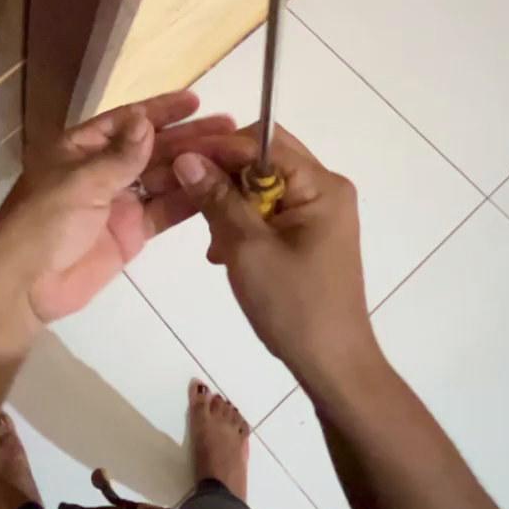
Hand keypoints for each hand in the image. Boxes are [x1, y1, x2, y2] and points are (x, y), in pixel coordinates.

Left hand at [0, 91, 235, 328]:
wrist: (25, 284)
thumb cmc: (43, 222)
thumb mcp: (79, 182)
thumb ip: (119, 156)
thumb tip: (146, 120)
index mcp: (81, 147)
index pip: (126, 121)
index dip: (160, 110)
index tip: (195, 100)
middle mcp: (102, 169)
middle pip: (151, 148)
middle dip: (188, 137)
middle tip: (231, 128)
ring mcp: (119, 201)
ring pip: (163, 178)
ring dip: (196, 166)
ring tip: (235, 154)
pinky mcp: (131, 232)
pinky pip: (164, 210)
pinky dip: (190, 200)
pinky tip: (220, 189)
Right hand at [171, 124, 381, 392]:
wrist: (332, 366)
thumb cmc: (293, 305)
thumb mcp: (246, 247)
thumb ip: (216, 197)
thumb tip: (185, 157)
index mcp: (321, 185)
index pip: (261, 142)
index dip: (216, 147)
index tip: (176, 158)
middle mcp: (325, 188)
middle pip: (262, 157)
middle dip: (222, 172)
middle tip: (189, 194)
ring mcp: (318, 210)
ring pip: (260, 181)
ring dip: (229, 199)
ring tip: (211, 235)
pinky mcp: (308, 231)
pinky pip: (267, 205)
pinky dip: (241, 218)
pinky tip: (224, 248)